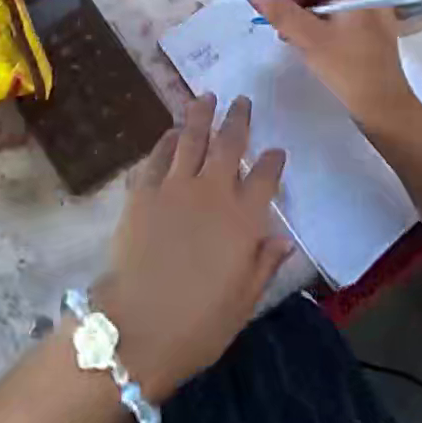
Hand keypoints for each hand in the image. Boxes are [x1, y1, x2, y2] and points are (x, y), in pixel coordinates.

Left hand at [95, 94, 291, 402]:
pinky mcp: (141, 192)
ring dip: (200, 116)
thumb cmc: (199, 324)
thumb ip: (264, 264)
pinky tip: (171, 133)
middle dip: (237, 119)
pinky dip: (166, 141)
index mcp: (243, 220)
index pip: (265, 178)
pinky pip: (156, 157)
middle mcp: (212, 193)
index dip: (272, 161)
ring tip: (205, 97)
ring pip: (191, 139)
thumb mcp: (243, 301)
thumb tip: (283, 239)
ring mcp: (173, 188)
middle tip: (241, 101)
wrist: (138, 325)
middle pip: (228, 145)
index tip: (276, 149)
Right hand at [244, 0, 418, 128]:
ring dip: (305, 7)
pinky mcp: (368, 12)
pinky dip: (318, 14)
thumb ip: (279, 11)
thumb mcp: (309, 39)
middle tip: (293, 28)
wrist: (383, 105)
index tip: (292, 13)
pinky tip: (314, 37)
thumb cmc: (349, 71)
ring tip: (301, 36)